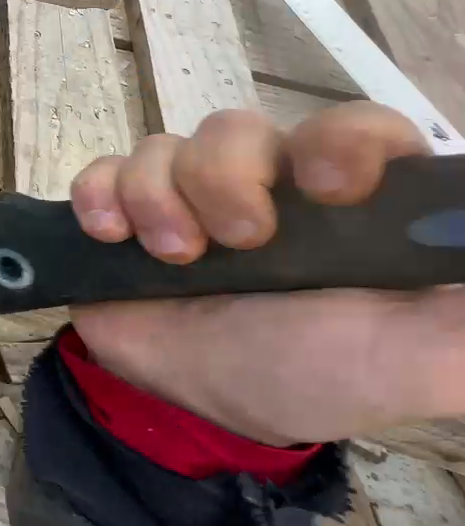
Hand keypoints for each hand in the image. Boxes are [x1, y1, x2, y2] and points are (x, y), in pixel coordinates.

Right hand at [67, 103, 464, 446]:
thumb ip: (460, 318)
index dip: (341, 140)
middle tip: (234, 242)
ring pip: (161, 146)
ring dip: (155, 197)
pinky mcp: (119, 199)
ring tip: (169, 258)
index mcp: (345, 207)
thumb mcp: (413, 361)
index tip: (327, 189)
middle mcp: (267, 183)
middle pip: (237, 127)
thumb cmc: (310, 374)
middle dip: (222, 179)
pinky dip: (97, 194)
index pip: (358, 128)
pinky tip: (107, 235)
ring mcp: (184, 188)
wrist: (189, 398)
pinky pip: (100, 167)